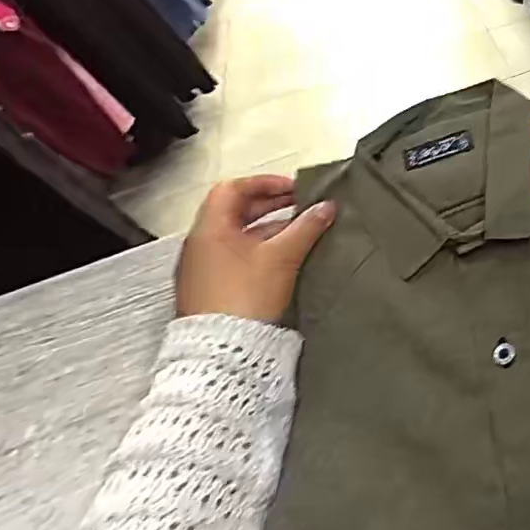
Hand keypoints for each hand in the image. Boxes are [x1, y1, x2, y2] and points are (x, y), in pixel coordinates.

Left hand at [175, 175, 335, 322]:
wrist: (222, 347)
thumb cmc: (248, 292)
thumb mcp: (283, 255)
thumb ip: (307, 226)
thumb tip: (327, 205)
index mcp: (211, 229)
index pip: (232, 189)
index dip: (265, 183)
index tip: (296, 189)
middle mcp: (201, 243)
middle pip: (236, 209)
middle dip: (273, 202)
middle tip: (305, 204)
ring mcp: (205, 264)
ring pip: (240, 230)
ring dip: (272, 223)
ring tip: (304, 227)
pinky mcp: (213, 282)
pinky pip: (239, 250)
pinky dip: (263, 242)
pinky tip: (288, 251)